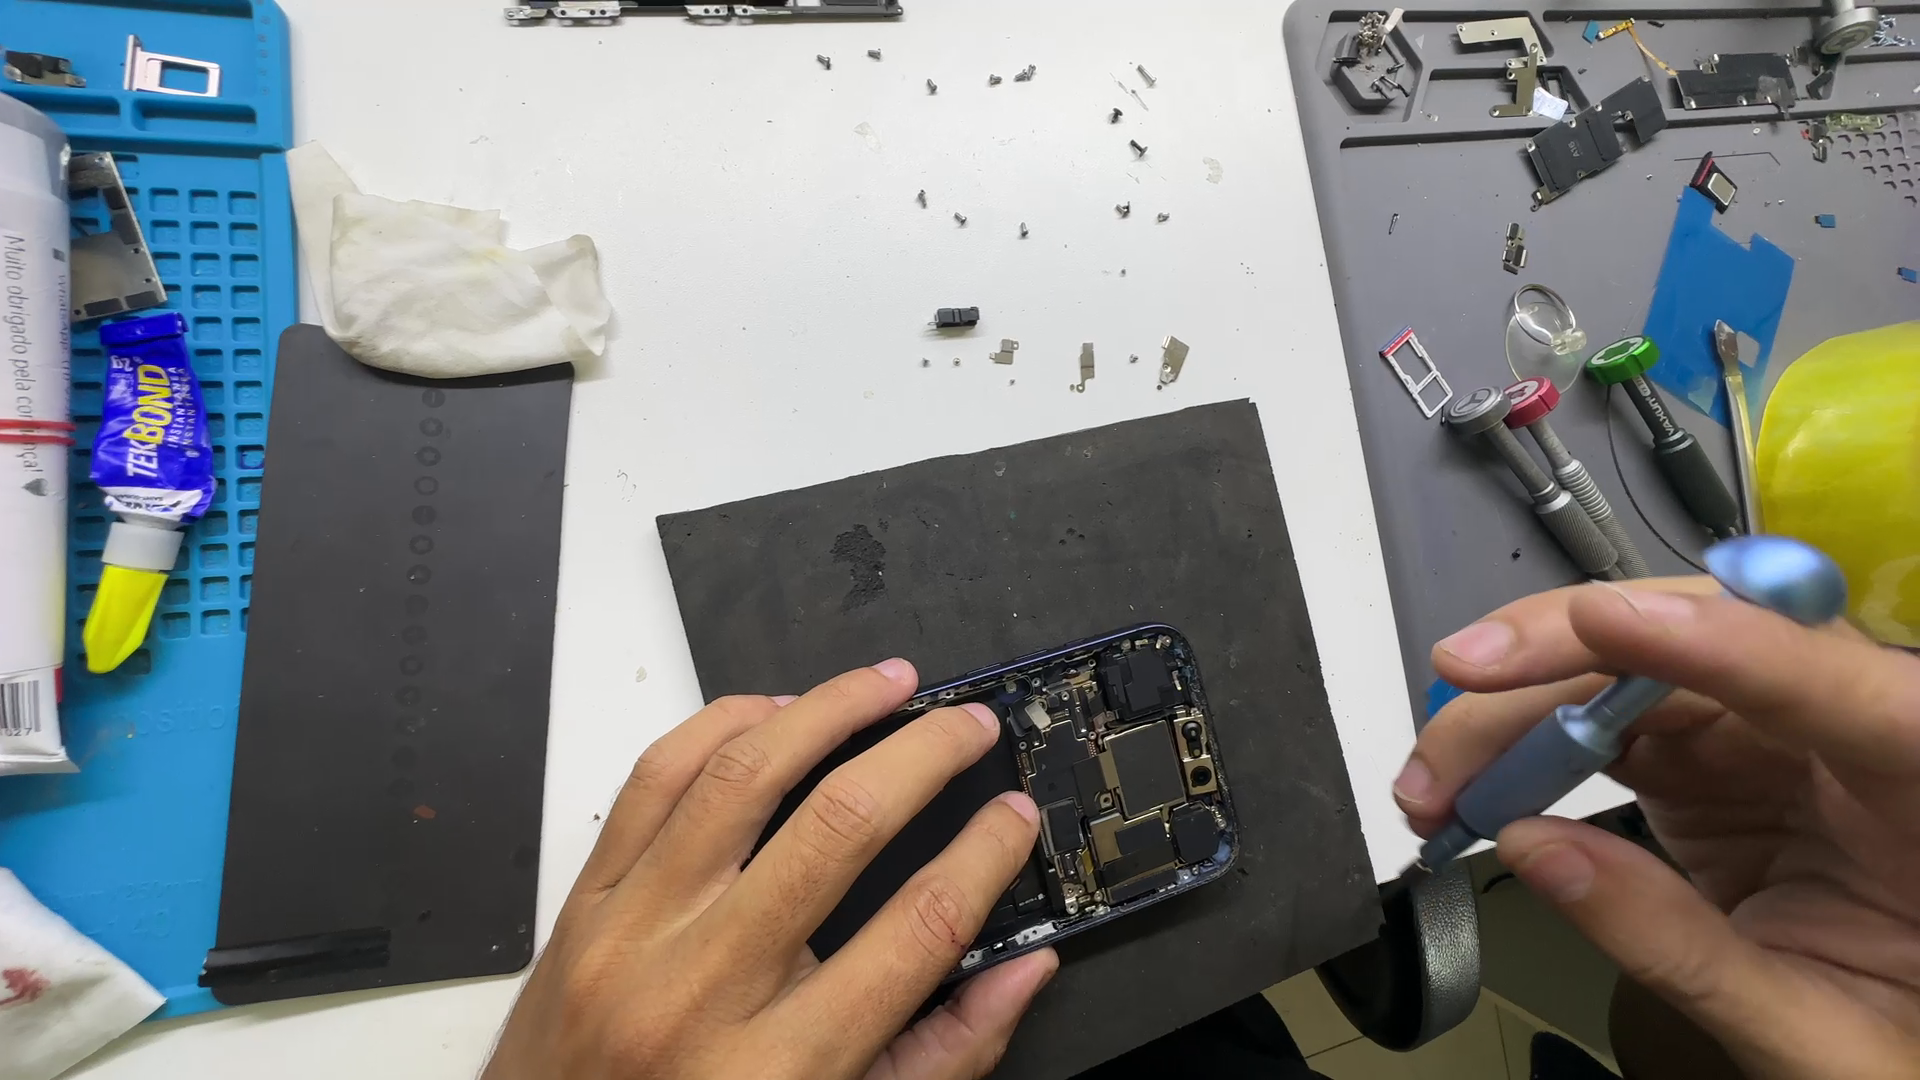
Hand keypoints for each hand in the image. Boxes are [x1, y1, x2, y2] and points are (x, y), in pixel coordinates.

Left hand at [483, 658, 1056, 1079]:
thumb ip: (944, 1057)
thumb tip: (1028, 968)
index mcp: (782, 1071)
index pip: (918, 931)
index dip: (984, 856)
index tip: (1013, 811)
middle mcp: (704, 987)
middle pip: (839, 827)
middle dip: (923, 755)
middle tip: (969, 722)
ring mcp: (635, 930)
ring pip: (744, 776)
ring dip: (829, 708)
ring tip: (888, 681)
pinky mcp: (588, 897)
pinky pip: (657, 775)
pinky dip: (725, 722)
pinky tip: (780, 708)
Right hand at [1397, 579, 1919, 1077]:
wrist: (1917, 1050)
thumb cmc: (1912, 1055)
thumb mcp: (1820, 1040)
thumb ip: (1683, 947)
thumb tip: (1525, 846)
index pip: (1831, 685)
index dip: (1712, 641)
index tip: (1595, 618)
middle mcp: (1837, 733)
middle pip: (1678, 648)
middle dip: (1545, 658)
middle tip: (1451, 692)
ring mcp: (1757, 734)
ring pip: (1604, 673)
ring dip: (1499, 715)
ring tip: (1429, 787)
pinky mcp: (1693, 750)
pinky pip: (1581, 717)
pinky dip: (1507, 745)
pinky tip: (1462, 784)